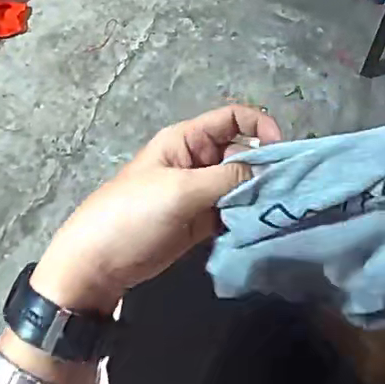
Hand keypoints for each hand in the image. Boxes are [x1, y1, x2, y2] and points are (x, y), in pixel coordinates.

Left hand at [32, 105, 282, 312]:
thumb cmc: (133, 214)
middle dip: (264, 165)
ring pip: (240, 182)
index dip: (259, 125)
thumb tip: (266, 172)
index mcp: (187, 140)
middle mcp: (197, 160)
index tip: (280, 150)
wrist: (97, 265)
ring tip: (280, 207)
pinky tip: (263, 223)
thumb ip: (226, 178)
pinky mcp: (200, 220)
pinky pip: (232, 208)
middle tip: (287, 188)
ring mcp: (199, 191)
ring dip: (258, 191)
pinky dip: (247, 213)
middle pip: (242, 151)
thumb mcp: (180, 190)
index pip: (232, 118)